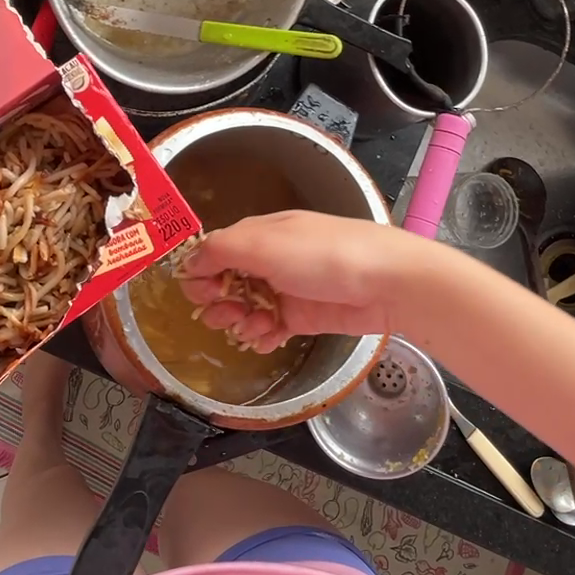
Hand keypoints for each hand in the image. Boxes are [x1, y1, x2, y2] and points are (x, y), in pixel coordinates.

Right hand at [177, 211, 435, 351]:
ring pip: (246, 309)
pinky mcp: (303, 316)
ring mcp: (287, 289)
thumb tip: (187, 261)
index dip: (202, 272)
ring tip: (251, 329)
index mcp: (259, 234)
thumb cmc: (324, 255)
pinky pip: (270, 328)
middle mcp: (270, 260)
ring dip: (240, 322)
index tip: (199, 291)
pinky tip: (267, 339)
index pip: (215, 251)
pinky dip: (263, 336)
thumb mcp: (264, 243)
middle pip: (227, 283)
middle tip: (224, 315)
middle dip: (218, 301)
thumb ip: (219, 250)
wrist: (388, 282)